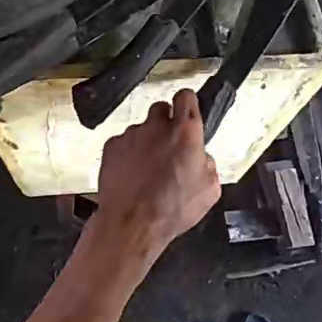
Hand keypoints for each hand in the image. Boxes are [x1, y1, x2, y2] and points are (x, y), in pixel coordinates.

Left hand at [90, 89, 219, 259]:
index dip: (187, 102)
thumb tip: (202, 159)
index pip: (186, 97)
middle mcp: (158, 126)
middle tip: (168, 144)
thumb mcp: (210, 190)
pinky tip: (132, 174)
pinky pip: (123, 143)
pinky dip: (127, 154)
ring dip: (146, 141)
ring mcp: (132, 135)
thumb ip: (208, 164)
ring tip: (148, 168)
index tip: (187, 108)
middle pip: (162, 108)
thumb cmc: (172, 209)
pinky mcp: (112, 147)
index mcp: (186, 132)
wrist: (132, 224)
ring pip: (141, 128)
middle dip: (165, 122)